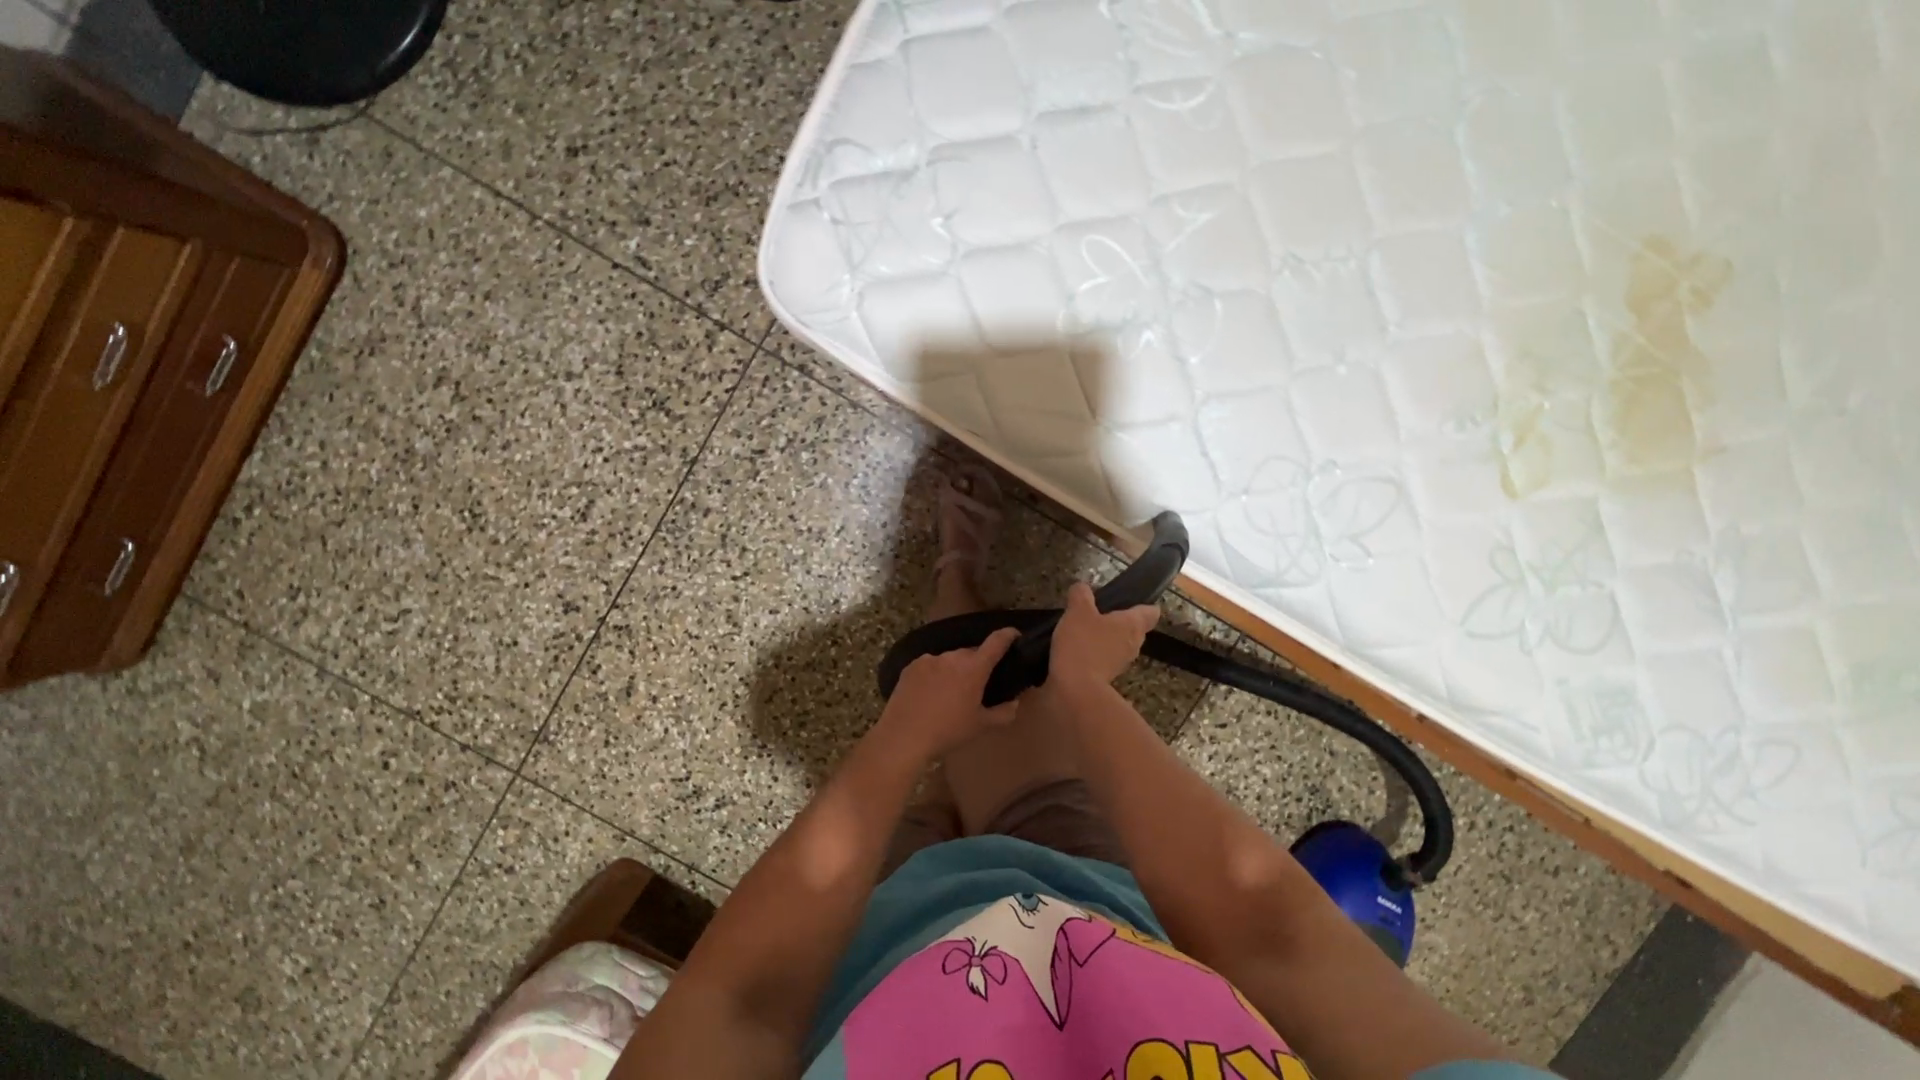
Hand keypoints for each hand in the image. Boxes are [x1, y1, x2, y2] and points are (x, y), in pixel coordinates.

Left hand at [876, 627, 1022, 758]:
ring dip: (953, 671)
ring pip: (949, 660)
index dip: (1008, 635)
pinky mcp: (910, 666)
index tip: (1014, 634)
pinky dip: (934, 675)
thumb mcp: (981, 726)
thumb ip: (1004, 713)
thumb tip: (1014, 703)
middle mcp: (952, 657)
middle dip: (976, 665)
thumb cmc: (948, 731)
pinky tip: (928, 695)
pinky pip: (929, 666)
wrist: (904, 737)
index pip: (996, 642)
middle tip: (976, 687)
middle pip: (970, 654)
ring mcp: (929, 659)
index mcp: (973, 668)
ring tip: (948, 694)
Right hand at [1049, 581, 1158, 691]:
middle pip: (1135, 628)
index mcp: (1133, 624)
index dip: (1143, 605)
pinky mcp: (1108, 677)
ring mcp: (1122, 663)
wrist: (1076, 688)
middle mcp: (1133, 643)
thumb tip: (1082, 588)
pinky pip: (1107, 659)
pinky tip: (1080, 649)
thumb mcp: (1077, 611)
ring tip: (1087, 631)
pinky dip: (1097, 654)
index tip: (1130, 600)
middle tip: (1100, 612)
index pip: (1150, 612)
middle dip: (1121, 621)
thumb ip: (1081, 595)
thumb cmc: (1082, 643)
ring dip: (1108, 638)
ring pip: (1121, 644)